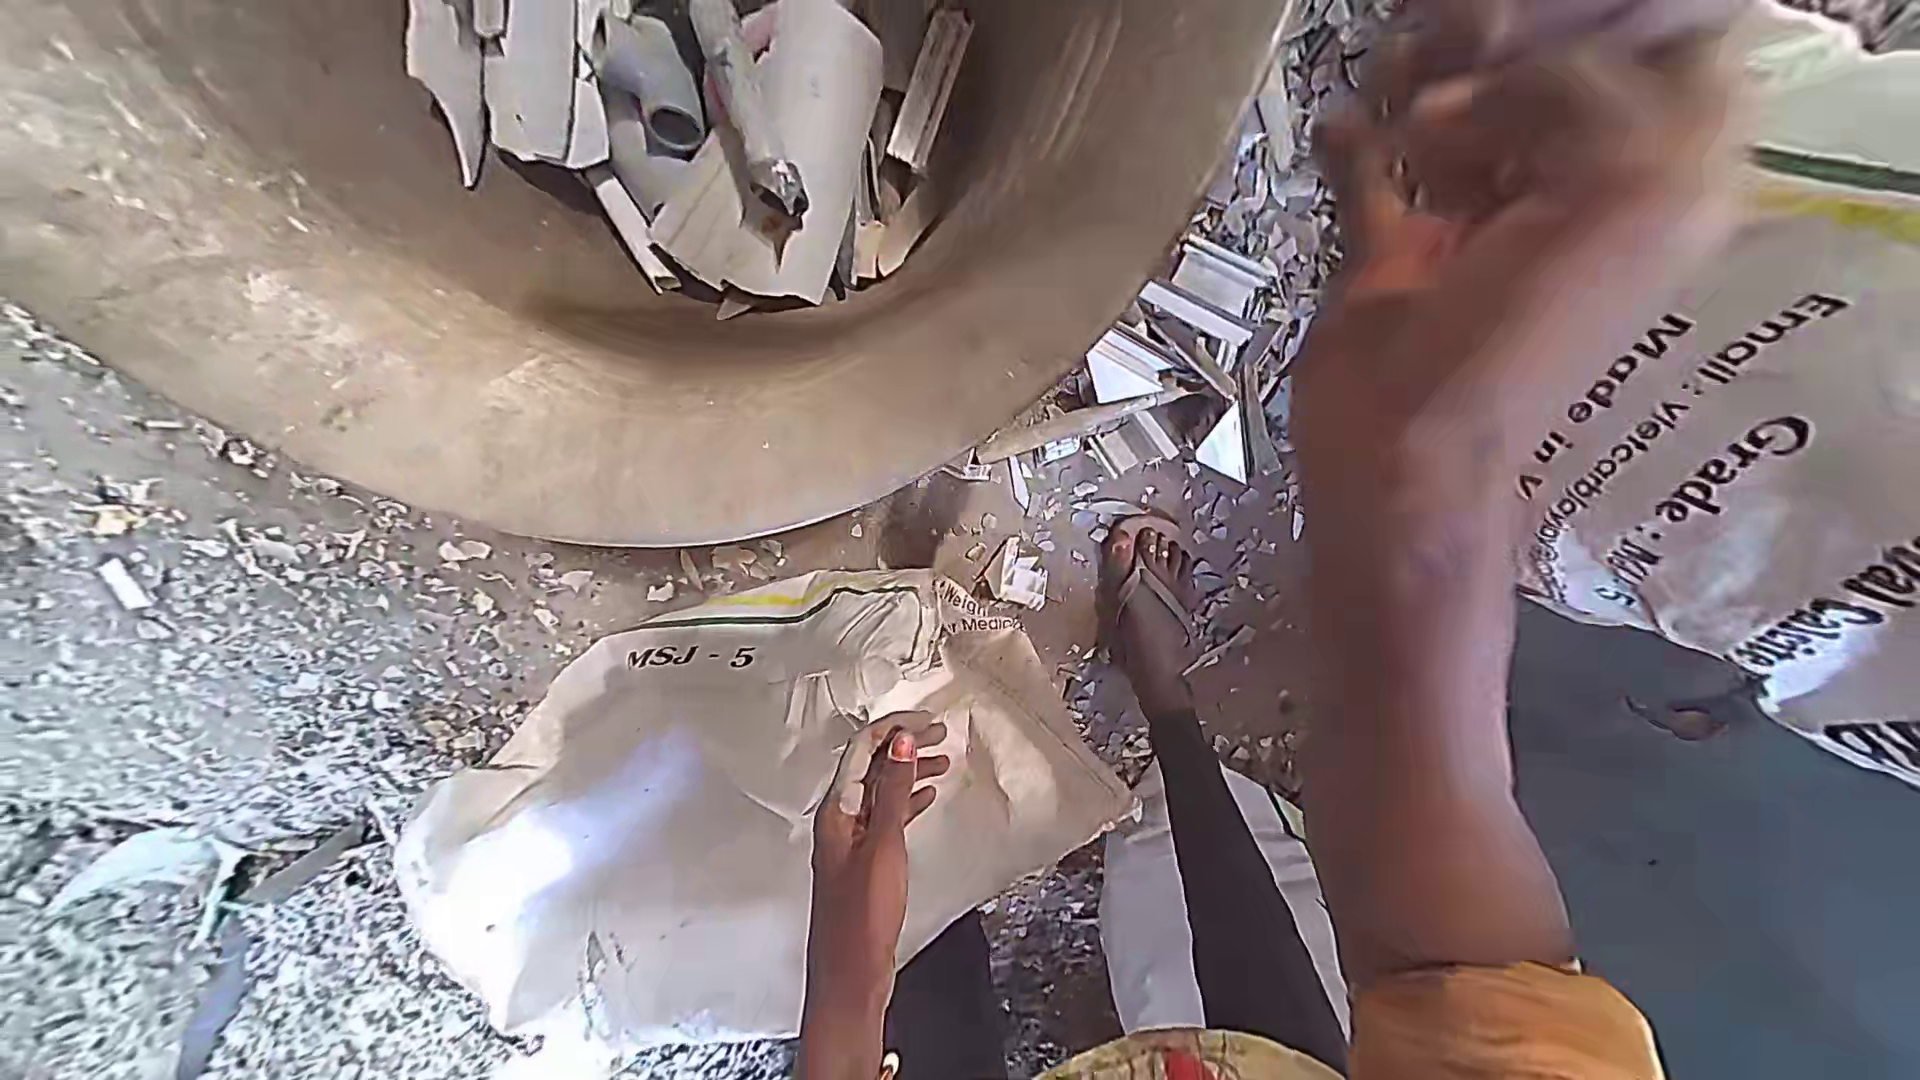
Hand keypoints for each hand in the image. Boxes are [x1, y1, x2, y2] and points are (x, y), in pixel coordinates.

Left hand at [798, 717, 949, 1079]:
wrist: (851, 978)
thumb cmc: (865, 914)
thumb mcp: (885, 845)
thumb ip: (895, 790)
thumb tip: (903, 740)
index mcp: (838, 807)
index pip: (863, 748)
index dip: (895, 728)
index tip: (929, 722)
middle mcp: (841, 816)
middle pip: (873, 764)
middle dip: (905, 743)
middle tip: (941, 734)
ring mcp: (852, 837)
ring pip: (883, 788)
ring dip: (910, 770)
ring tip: (943, 762)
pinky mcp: (865, 856)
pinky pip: (888, 814)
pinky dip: (908, 799)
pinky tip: (928, 795)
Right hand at [1289, 17, 1739, 986]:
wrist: (1396, 475)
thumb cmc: (1492, 373)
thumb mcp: (1603, 221)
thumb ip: (1590, 118)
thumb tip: (1505, 69)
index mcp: (1632, 192)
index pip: (1635, 58)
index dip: (1583, 26)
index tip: (1515, 14)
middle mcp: (1551, 208)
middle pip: (1540, 86)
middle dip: (1499, 42)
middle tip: (1443, 22)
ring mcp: (1462, 244)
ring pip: (1453, 138)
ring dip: (1425, 90)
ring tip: (1394, 56)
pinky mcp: (1390, 276)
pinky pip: (1381, 199)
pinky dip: (1362, 161)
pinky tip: (1339, 131)